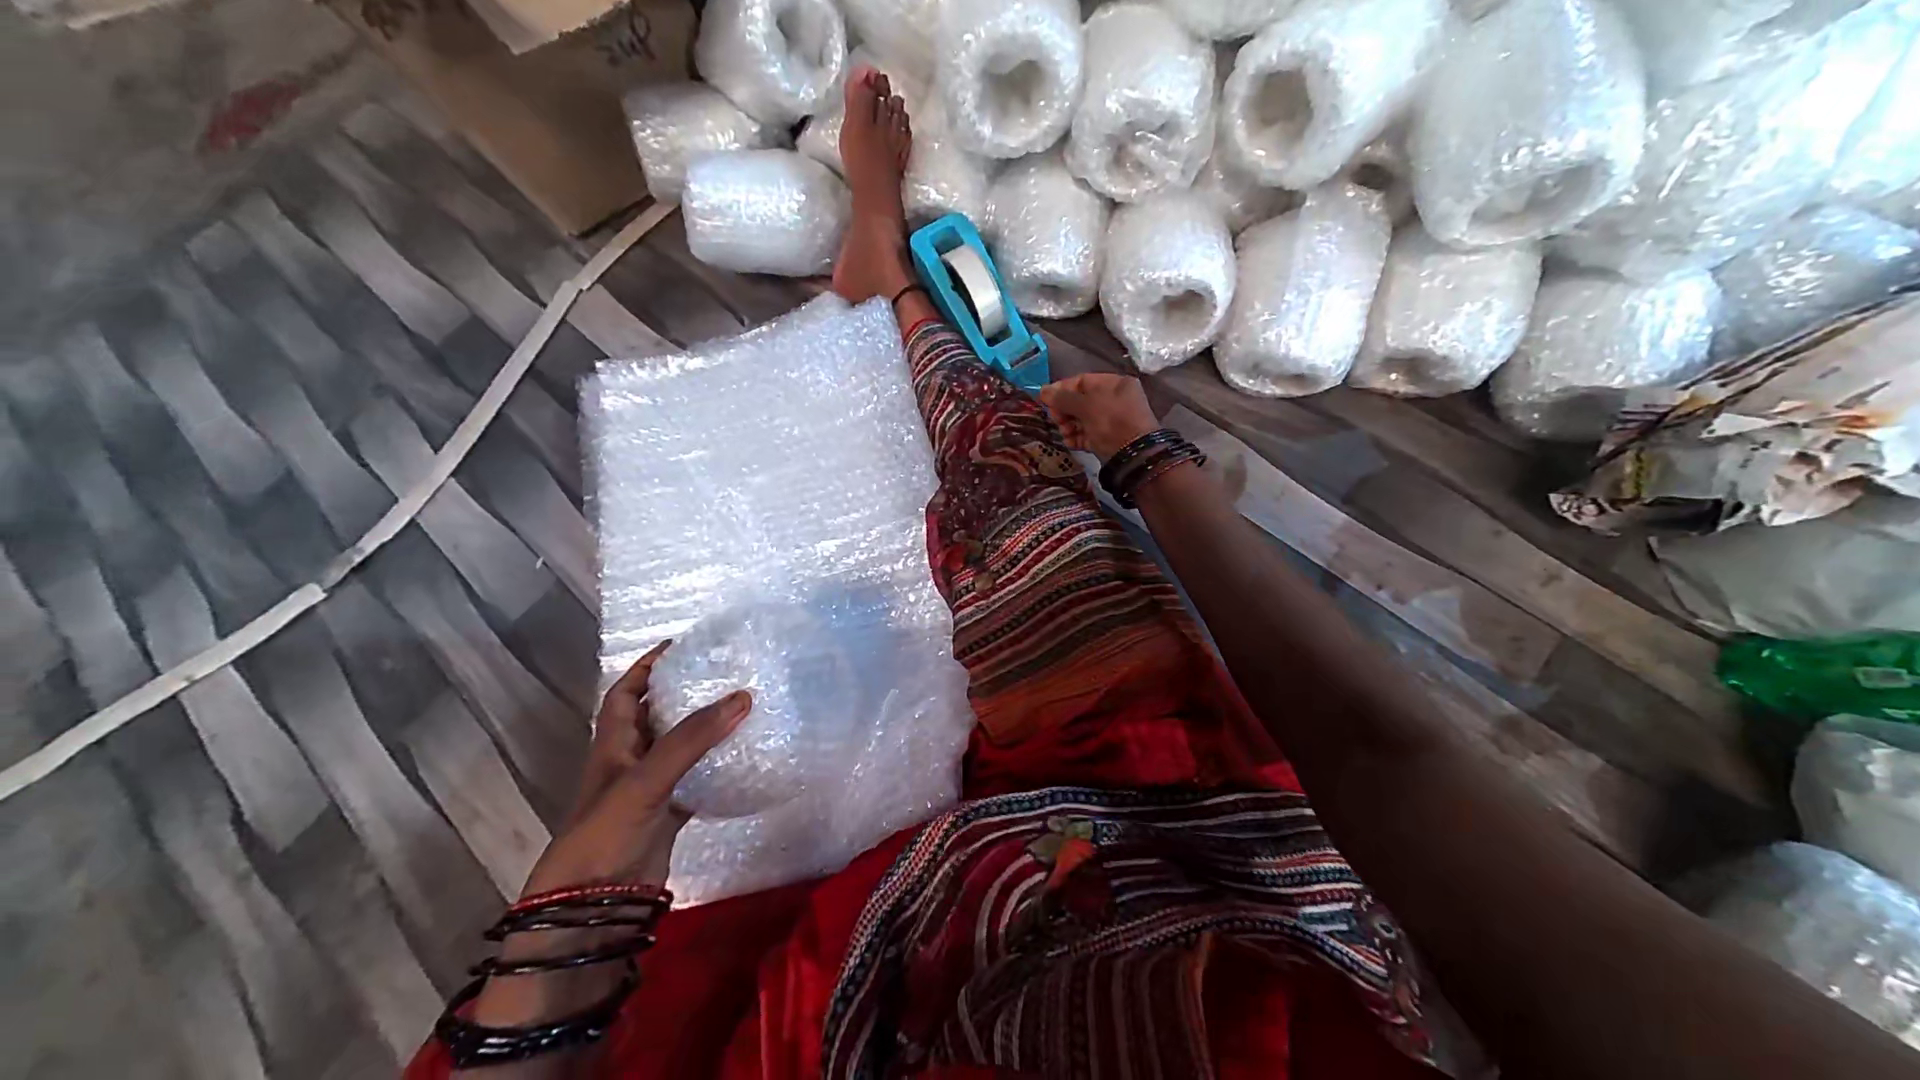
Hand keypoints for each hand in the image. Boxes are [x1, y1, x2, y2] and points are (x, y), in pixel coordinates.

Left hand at [520, 641, 750, 896]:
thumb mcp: (646, 778)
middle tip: (723, 674)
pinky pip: (697, 781)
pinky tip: (742, 759)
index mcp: (612, 745)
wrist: (593, 907)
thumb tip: (743, 696)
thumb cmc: (605, 832)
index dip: (646, 667)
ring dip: (705, 730)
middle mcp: (630, 762)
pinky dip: (716, 768)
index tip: (678, 646)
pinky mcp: (668, 815)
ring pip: (680, 749)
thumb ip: (692, 738)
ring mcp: (650, 790)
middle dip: (684, 693)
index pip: (625, 693)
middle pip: (656, 716)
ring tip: (741, 707)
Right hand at [1039, 373, 1159, 460]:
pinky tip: (1070, 442)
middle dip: (1064, 410)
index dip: (1062, 389)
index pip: (1082, 381)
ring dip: (1069, 426)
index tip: (1045, 399)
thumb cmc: (1111, 421)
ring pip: (1082, 419)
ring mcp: (1112, 420)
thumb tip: (1042, 391)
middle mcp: (1115, 399)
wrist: (1133, 455)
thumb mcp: (1086, 406)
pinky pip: (1088, 434)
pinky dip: (1077, 438)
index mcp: (1115, 384)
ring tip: (1065, 433)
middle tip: (1056, 419)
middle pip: (1080, 401)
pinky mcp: (1108, 439)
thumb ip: (1062, 398)